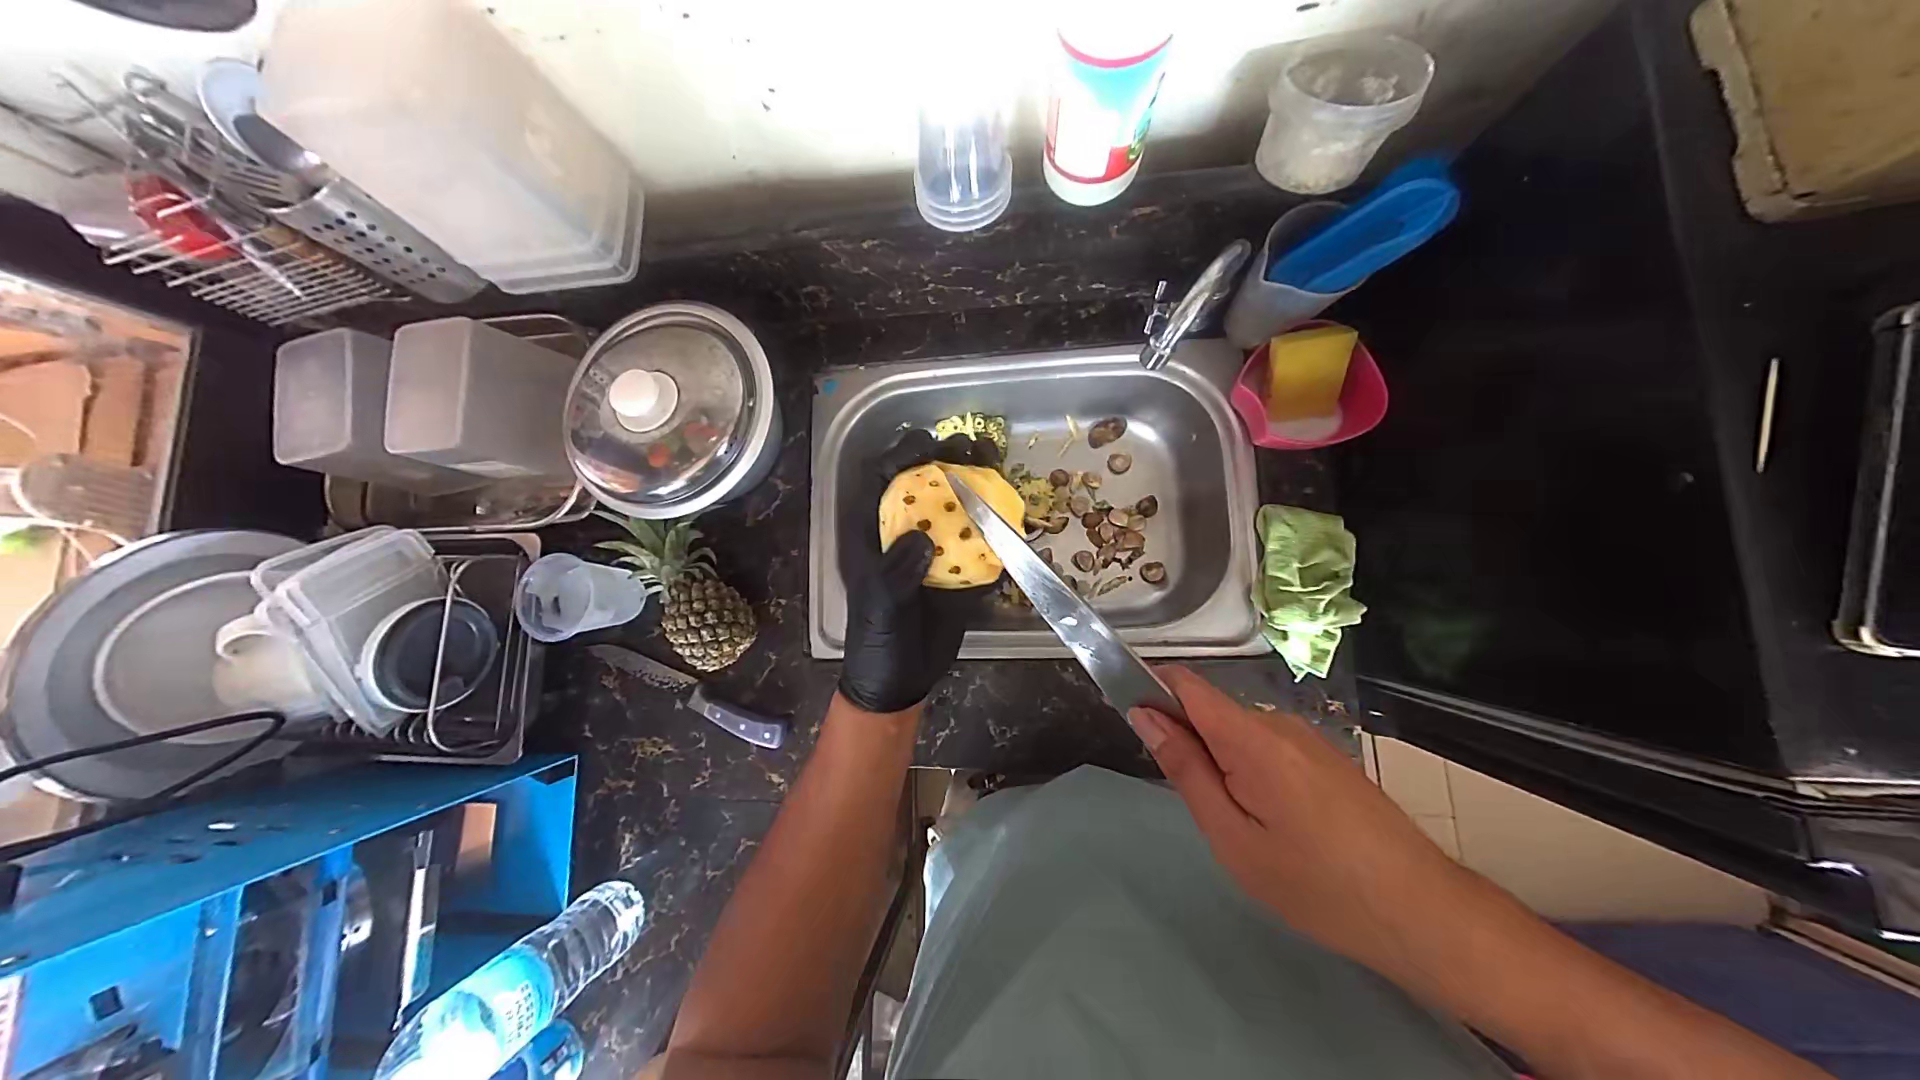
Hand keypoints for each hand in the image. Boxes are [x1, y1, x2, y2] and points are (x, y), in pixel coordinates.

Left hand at [837, 429, 1002, 713]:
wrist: (900, 680)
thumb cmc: (878, 640)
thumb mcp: (882, 607)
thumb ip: (896, 573)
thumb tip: (921, 539)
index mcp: (874, 535)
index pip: (882, 482)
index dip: (901, 455)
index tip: (927, 442)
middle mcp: (904, 534)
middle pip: (924, 485)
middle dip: (946, 460)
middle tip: (971, 446)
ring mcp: (934, 551)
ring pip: (955, 507)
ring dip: (974, 482)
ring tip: (993, 460)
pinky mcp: (959, 570)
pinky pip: (980, 541)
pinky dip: (997, 524)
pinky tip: (1012, 508)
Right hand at [1129, 666, 1473, 973]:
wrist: (1422, 913)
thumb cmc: (1315, 883)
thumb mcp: (1232, 836)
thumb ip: (1185, 769)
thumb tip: (1145, 715)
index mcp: (1252, 737)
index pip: (1186, 684)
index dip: (1149, 686)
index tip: (1126, 713)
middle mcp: (1279, 723)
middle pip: (1210, 710)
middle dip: (1185, 738)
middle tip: (1191, 801)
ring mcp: (1307, 739)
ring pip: (1237, 731)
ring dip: (1217, 759)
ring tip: (1234, 822)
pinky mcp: (1325, 757)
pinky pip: (1266, 746)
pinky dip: (1246, 768)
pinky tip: (1269, 820)